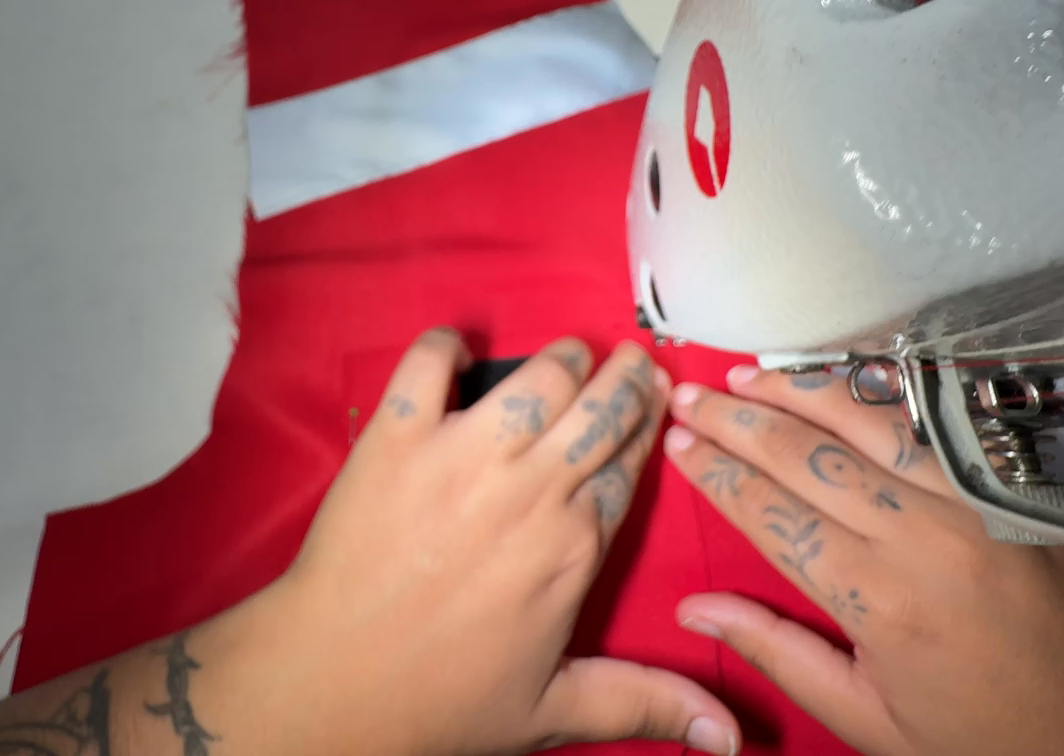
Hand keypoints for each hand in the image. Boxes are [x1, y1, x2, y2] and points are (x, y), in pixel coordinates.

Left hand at [229, 328, 739, 755]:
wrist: (334, 680)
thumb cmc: (441, 697)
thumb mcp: (553, 711)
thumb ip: (643, 702)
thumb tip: (729, 735)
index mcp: (573, 543)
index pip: (629, 462)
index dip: (646, 424)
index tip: (656, 398)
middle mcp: (530, 487)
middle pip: (600, 410)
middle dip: (626, 377)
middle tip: (632, 358)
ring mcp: (462, 454)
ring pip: (538, 378)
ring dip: (562, 358)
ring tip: (570, 352)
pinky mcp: (399, 435)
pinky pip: (428, 365)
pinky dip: (444, 347)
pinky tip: (457, 350)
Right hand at [660, 365, 1063, 755]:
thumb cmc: (1002, 745)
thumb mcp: (877, 725)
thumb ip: (779, 652)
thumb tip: (694, 609)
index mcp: (882, 602)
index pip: (768, 512)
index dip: (714, 472)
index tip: (675, 443)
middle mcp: (923, 537)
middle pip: (801, 454)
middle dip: (733, 420)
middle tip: (686, 395)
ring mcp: (973, 502)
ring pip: (859, 420)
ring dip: (792, 390)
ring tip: (741, 375)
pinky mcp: (1011, 487)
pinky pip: (924, 423)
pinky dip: (867, 392)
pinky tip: (829, 378)